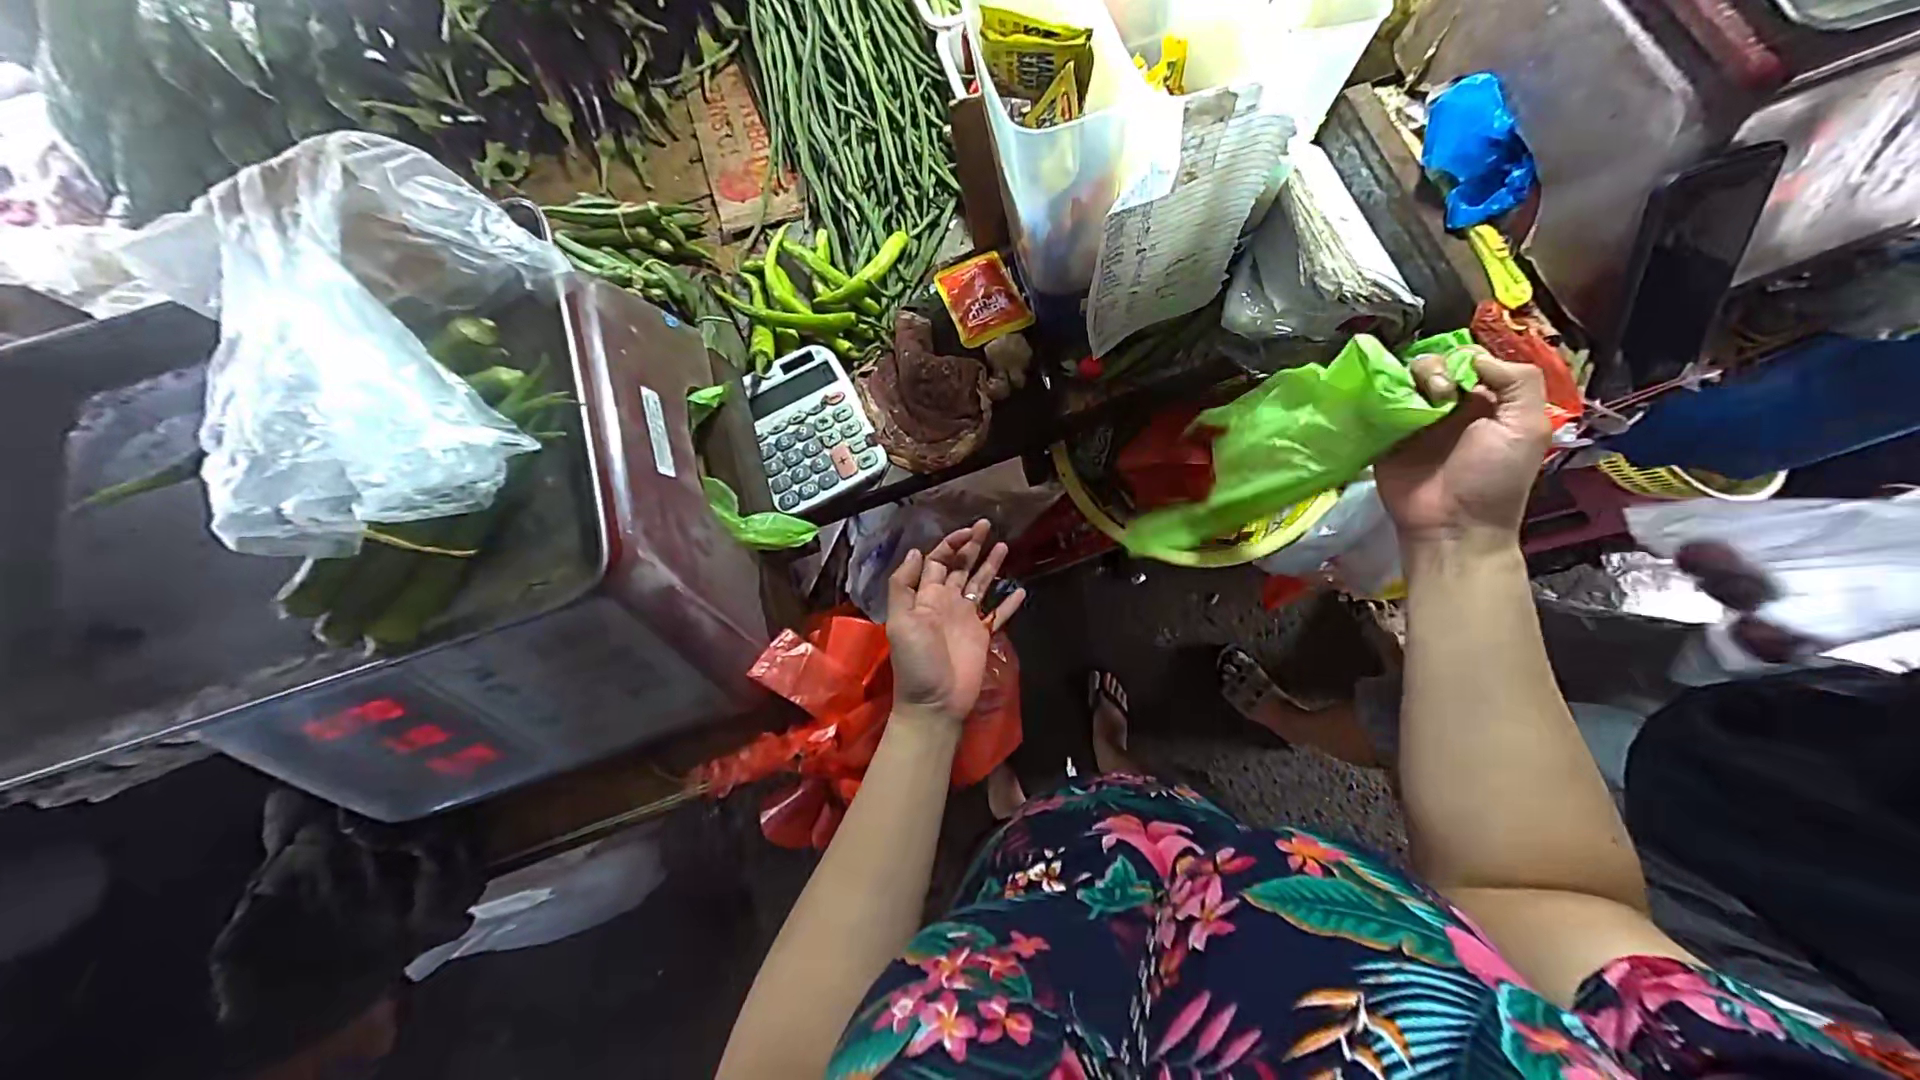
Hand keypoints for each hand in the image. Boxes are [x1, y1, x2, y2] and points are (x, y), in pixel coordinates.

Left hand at [885, 521, 1027, 723]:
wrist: (934, 701)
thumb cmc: (916, 662)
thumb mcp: (900, 620)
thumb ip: (904, 585)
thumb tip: (917, 551)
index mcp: (926, 596)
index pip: (938, 561)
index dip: (951, 544)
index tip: (968, 532)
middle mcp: (947, 602)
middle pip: (961, 566)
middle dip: (972, 545)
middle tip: (987, 524)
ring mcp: (966, 618)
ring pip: (980, 583)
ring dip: (991, 565)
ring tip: (1004, 545)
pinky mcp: (983, 634)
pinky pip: (998, 613)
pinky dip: (1009, 603)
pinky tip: (1020, 589)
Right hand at [1376, 348, 1549, 551]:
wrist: (1451, 524)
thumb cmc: (1494, 479)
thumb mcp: (1527, 427)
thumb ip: (1518, 382)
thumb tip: (1475, 357)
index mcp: (1486, 400)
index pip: (1469, 360)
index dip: (1462, 358)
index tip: (1460, 377)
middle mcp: (1448, 407)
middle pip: (1433, 366)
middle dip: (1433, 369)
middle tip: (1438, 393)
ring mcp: (1413, 422)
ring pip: (1402, 381)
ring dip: (1405, 382)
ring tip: (1412, 402)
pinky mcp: (1384, 438)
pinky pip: (1375, 407)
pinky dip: (1376, 398)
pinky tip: (1382, 402)